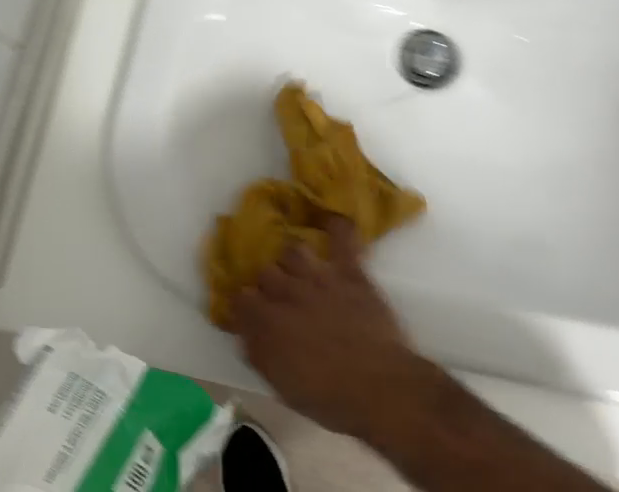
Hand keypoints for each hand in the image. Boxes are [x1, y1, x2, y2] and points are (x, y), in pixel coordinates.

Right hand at [229, 218, 434, 440]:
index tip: (252, 314)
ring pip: (294, 250)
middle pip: (265, 272)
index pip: (241, 299)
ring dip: (294, 261)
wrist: (378, 387)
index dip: (245, 306)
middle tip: (279, 298)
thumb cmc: (328, 398)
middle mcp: (287, 293)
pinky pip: (342, 238)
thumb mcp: (281, 386)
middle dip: (268, 283)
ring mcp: (319, 277)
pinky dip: (337, 227)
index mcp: (266, 324)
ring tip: (301, 271)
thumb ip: (259, 353)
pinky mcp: (350, 271)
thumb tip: (247, 333)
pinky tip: (332, 221)